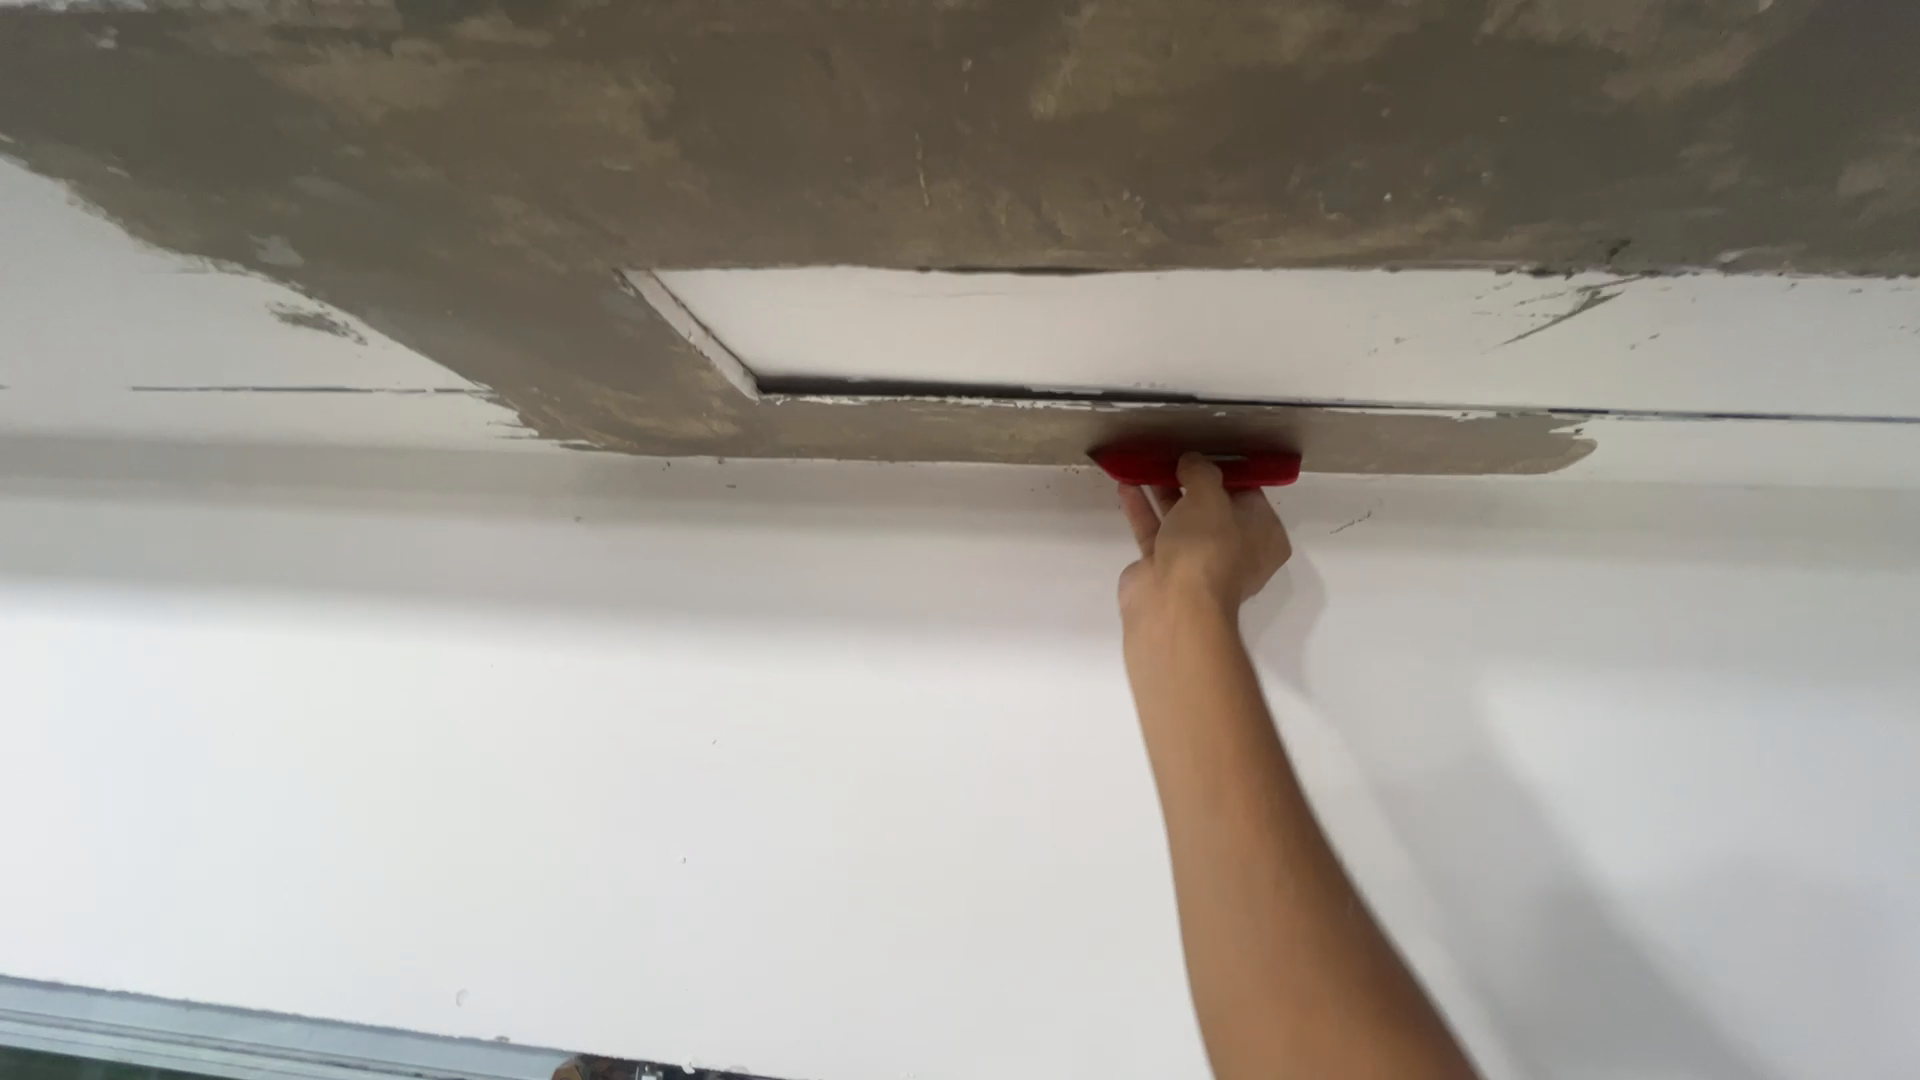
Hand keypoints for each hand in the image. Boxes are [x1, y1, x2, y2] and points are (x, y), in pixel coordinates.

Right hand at [1118, 453, 1292, 620]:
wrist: (1174, 603)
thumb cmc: (1208, 546)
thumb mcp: (1211, 497)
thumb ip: (1202, 472)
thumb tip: (1191, 460)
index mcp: (1264, 535)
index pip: (1248, 495)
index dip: (1225, 472)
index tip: (1204, 452)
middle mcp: (1234, 550)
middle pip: (1211, 507)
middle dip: (1189, 481)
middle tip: (1171, 455)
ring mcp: (1197, 561)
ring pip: (1180, 519)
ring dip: (1162, 492)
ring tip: (1145, 464)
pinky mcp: (1164, 568)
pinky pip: (1154, 531)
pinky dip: (1142, 509)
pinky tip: (1126, 485)